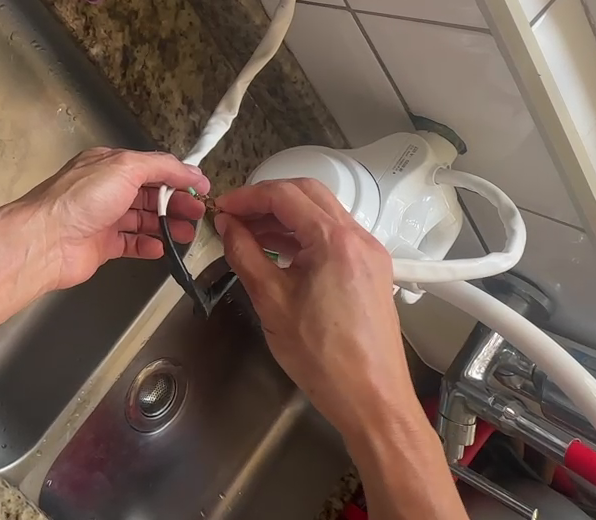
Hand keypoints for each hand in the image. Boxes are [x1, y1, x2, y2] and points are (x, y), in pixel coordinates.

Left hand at [12, 147, 208, 290]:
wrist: (47, 240)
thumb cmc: (82, 199)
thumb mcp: (125, 168)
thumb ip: (161, 166)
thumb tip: (191, 170)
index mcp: (108, 164)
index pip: (150, 166)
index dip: (177, 176)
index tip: (202, 188)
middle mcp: (105, 188)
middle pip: (149, 193)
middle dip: (176, 202)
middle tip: (199, 213)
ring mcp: (103, 217)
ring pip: (142, 219)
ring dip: (167, 224)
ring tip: (188, 233)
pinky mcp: (101, 245)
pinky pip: (131, 244)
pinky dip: (148, 245)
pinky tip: (163, 248)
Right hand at [213, 177, 417, 436]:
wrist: (373, 403)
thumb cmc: (324, 358)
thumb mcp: (270, 300)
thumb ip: (243, 253)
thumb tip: (227, 225)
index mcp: (335, 242)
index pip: (283, 195)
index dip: (246, 197)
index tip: (222, 209)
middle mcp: (358, 239)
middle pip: (306, 192)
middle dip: (265, 198)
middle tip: (235, 214)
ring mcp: (369, 254)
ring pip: (320, 211)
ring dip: (283, 214)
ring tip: (249, 232)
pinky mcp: (370, 270)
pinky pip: (332, 234)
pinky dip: (301, 232)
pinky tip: (277, 249)